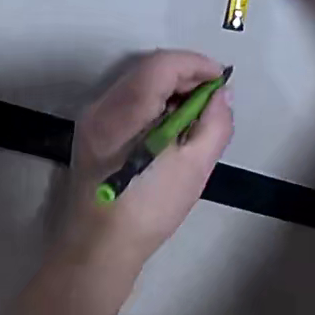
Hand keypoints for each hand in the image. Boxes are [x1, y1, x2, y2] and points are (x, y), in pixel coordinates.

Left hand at [57, 51, 233, 268]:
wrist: (99, 249)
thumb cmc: (148, 210)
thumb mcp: (194, 167)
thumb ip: (215, 123)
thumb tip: (221, 95)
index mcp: (123, 112)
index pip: (162, 65)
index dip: (196, 64)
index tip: (221, 80)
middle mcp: (102, 106)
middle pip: (148, 69)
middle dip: (186, 75)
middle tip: (213, 97)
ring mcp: (93, 118)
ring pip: (138, 82)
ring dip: (171, 88)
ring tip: (196, 113)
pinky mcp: (93, 131)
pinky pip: (128, 100)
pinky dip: (155, 101)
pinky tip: (171, 126)